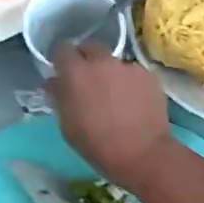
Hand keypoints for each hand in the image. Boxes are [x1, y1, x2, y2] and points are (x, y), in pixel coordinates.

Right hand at [47, 43, 175, 188]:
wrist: (142, 154)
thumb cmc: (97, 145)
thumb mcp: (68, 125)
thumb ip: (60, 97)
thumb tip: (54, 82)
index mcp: (76, 73)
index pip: (63, 49)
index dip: (63, 61)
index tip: (65, 74)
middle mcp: (102, 62)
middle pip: (91, 48)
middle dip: (88, 60)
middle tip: (90, 82)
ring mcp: (128, 67)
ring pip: (115, 62)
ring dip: (111, 73)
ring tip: (117, 96)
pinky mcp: (149, 76)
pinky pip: (134, 74)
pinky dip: (131, 83)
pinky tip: (134, 102)